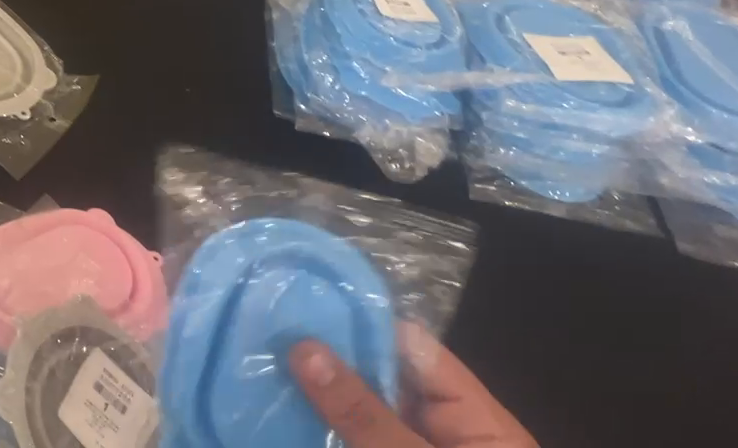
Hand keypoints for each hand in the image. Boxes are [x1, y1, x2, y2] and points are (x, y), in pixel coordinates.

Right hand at [288, 323, 537, 447]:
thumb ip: (364, 412)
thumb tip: (302, 345)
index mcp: (477, 416)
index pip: (410, 344)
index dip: (355, 321)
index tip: (296, 304)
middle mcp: (450, 428)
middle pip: (382, 375)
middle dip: (327, 358)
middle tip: (265, 334)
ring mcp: (416, 446)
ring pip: (364, 409)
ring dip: (318, 395)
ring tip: (260, 365)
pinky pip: (356, 437)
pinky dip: (323, 427)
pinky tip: (279, 411)